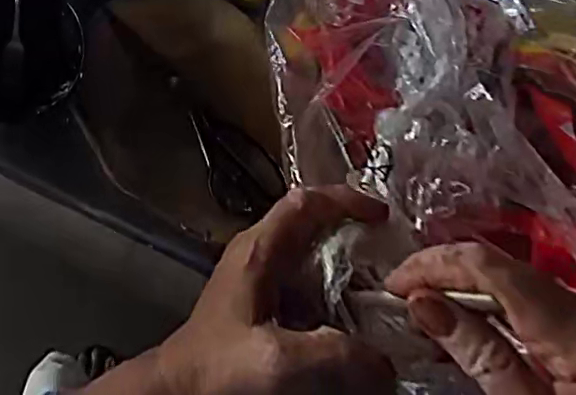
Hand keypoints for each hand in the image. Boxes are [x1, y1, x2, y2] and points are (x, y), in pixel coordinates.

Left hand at [86, 187, 394, 394]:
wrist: (183, 385)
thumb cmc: (220, 364)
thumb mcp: (277, 360)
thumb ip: (332, 354)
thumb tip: (385, 361)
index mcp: (257, 249)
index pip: (302, 203)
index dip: (343, 199)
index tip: (381, 212)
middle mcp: (258, 252)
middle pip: (308, 222)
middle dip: (350, 229)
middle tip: (392, 251)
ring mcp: (259, 275)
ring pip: (309, 254)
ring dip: (345, 262)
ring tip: (385, 284)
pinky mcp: (262, 300)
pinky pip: (305, 283)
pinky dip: (334, 291)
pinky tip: (357, 318)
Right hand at [384, 243, 575, 394]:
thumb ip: (482, 358)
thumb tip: (422, 302)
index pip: (490, 266)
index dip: (433, 264)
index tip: (396, 285)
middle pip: (508, 269)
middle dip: (451, 275)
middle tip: (410, 297)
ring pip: (527, 282)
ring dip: (477, 289)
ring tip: (439, 309)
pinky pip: (553, 304)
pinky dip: (512, 307)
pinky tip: (488, 327)